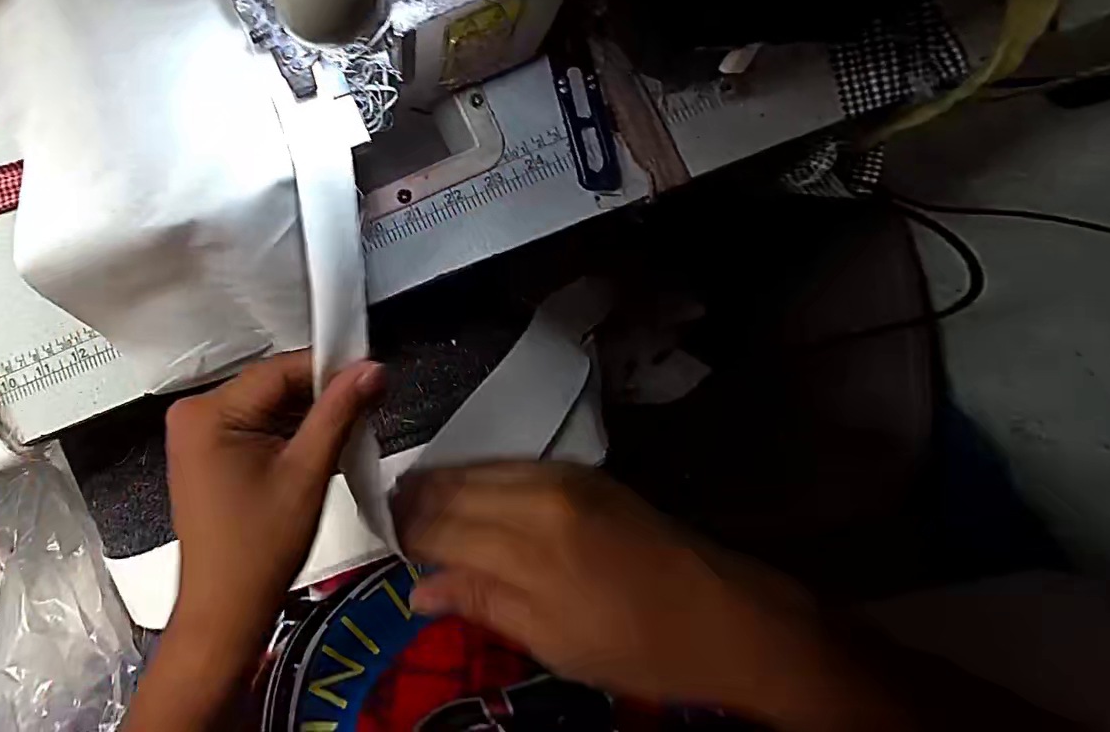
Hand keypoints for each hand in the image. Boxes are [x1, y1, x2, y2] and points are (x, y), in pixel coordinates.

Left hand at [126, 351, 383, 730]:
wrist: (225, 611)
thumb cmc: (259, 551)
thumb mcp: (307, 473)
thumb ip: (339, 412)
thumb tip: (368, 370)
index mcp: (208, 413)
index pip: (277, 370)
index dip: (326, 368)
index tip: (366, 371)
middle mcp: (192, 413)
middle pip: (270, 385)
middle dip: (317, 393)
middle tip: (362, 401)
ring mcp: (194, 431)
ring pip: (264, 402)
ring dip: (303, 412)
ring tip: (344, 425)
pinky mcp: (202, 448)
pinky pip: (251, 421)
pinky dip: (284, 429)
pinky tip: (314, 441)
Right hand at [396, 462, 913, 731]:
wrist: (725, 613)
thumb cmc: (637, 647)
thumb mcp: (554, 645)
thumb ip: (480, 604)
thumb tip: (416, 590)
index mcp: (530, 555)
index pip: (442, 531)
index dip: (407, 531)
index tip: (384, 535)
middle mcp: (535, 501)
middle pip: (452, 492)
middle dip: (414, 500)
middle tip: (387, 510)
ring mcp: (555, 475)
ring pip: (472, 469)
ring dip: (437, 481)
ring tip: (410, 493)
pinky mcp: (572, 466)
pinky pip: (503, 462)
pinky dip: (472, 473)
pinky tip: (458, 483)